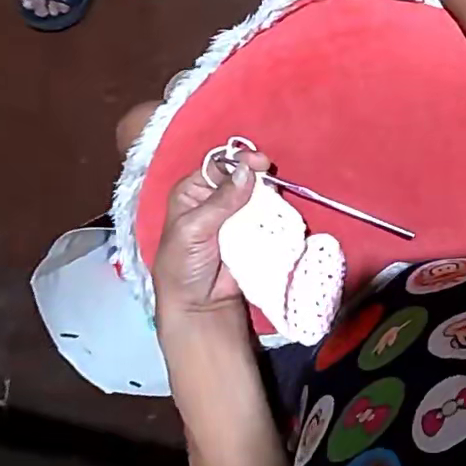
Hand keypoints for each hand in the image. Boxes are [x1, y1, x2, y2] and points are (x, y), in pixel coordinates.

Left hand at [151, 149, 269, 321]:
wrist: (201, 305)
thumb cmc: (183, 266)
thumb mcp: (193, 229)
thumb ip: (220, 201)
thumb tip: (247, 171)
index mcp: (193, 192)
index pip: (218, 165)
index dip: (238, 160)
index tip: (259, 162)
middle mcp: (217, 199)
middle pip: (243, 176)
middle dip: (258, 175)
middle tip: (272, 176)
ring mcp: (239, 215)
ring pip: (259, 195)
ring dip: (270, 195)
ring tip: (278, 199)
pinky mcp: (257, 232)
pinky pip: (270, 216)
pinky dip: (277, 213)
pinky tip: (282, 213)